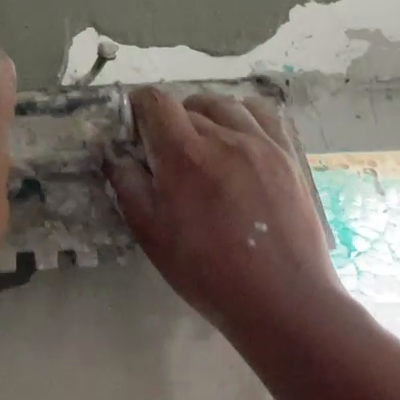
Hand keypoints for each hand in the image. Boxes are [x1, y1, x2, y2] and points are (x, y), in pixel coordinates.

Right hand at [104, 89, 342, 331]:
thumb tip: (110, 151)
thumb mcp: (150, 233)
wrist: (280, 297)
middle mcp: (224, 136)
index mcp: (183, 155)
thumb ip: (127, 184)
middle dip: (169, 123)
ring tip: (201, 145)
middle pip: (188, 106)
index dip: (138, 107)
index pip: (155, 102)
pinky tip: (238, 138)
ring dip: (205, 116)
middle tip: (165, 157)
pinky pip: (262, 115)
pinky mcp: (288, 154)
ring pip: (225, 106)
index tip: (134, 130)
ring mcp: (261, 143)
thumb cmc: (206, 271)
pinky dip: (242, 117)